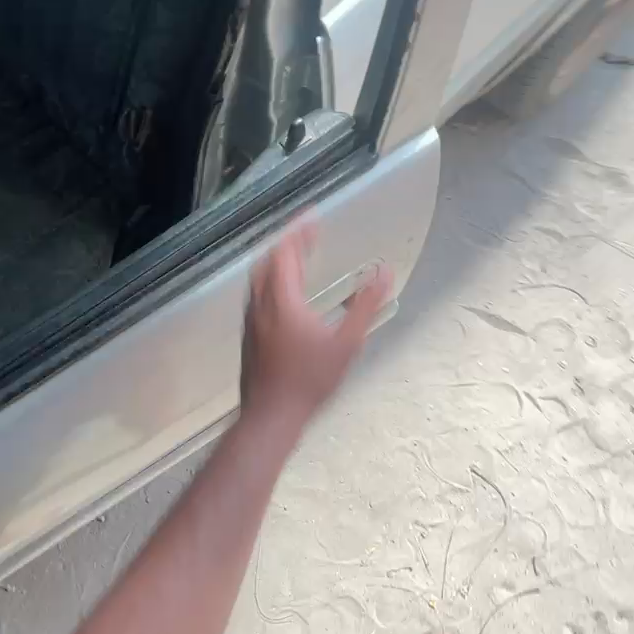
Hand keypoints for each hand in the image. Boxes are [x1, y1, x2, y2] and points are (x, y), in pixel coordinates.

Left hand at [240, 218, 390, 430]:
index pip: (285, 254)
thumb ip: (365, 306)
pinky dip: (268, 282)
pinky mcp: (248, 338)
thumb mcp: (346, 344)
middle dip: (285, 243)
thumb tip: (384, 272)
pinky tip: (282, 296)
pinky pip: (255, 296)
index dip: (298, 232)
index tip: (312, 217)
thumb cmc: (310, 381)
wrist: (271, 416)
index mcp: (282, 301)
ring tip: (294, 258)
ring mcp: (250, 322)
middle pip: (267, 262)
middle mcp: (260, 306)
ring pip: (257, 280)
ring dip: (275, 262)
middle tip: (306, 235)